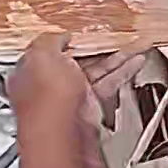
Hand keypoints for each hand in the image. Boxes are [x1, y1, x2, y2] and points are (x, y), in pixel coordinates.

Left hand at [6, 36, 145, 141]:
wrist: (64, 135)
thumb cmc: (46, 100)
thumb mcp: (41, 56)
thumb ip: (50, 41)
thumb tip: (60, 36)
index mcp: (29, 72)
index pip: (45, 51)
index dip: (62, 40)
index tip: (78, 32)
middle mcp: (50, 85)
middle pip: (76, 60)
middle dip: (96, 47)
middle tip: (112, 36)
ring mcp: (72, 96)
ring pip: (97, 70)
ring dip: (118, 57)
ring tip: (137, 45)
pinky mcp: (91, 105)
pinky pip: (109, 82)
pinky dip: (124, 71)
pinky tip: (135, 62)